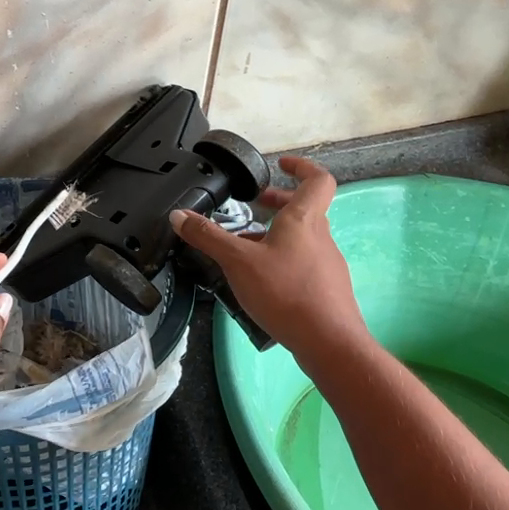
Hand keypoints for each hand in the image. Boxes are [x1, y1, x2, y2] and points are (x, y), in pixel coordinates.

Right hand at [169, 157, 367, 360]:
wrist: (330, 344)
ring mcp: (327, 265)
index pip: (317, 180)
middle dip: (279, 203)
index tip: (281, 165)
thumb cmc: (286, 293)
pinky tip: (261, 280)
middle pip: (305, 209)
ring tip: (247, 247)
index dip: (301, 167)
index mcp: (303, 220)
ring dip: (277, 234)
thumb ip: (208, 237)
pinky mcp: (327, 290)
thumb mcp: (237, 262)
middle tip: (255, 204)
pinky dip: (283, 260)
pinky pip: (303, 263)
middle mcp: (320, 237)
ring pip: (302, 238)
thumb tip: (178, 215)